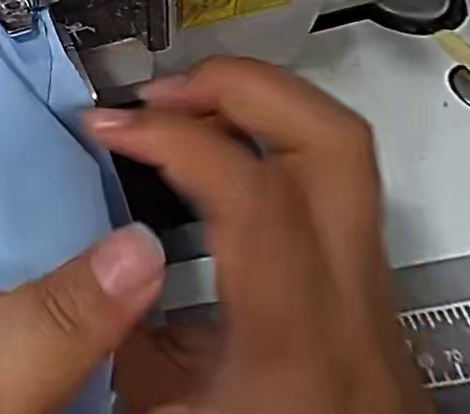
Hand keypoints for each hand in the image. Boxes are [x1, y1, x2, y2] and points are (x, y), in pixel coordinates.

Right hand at [84, 56, 431, 413]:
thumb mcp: (154, 400)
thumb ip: (115, 316)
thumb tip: (98, 238)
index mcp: (298, 338)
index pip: (252, 188)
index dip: (169, 133)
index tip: (107, 124)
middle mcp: (354, 302)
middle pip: (330, 140)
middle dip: (233, 87)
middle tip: (160, 95)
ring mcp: (370, 285)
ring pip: (336, 142)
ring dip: (247, 101)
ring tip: (177, 108)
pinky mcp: (363, 278)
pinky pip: (319, 170)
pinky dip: (255, 133)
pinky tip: (204, 149)